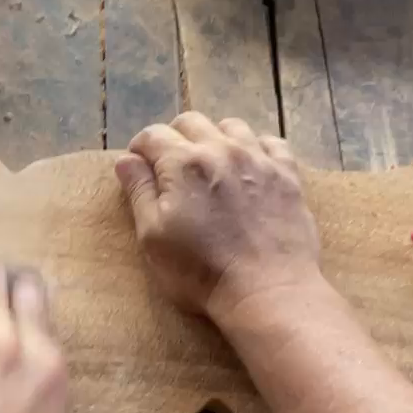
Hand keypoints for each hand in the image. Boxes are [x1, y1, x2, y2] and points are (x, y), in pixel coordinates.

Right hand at [116, 112, 326, 323]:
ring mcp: (258, 159)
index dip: (139, 148)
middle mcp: (221, 149)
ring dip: (214, 138)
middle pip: (191, 122)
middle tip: (171, 167)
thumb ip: (139, 192)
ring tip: (211, 165)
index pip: (153, 135)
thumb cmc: (200, 271)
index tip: (138, 166)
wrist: (267, 290)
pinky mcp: (287, 174)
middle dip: (174, 138)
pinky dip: (254, 148)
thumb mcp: (153, 238)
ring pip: (231, 126)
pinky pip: (270, 142)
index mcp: (182, 164)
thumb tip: (126, 160)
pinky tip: (248, 169)